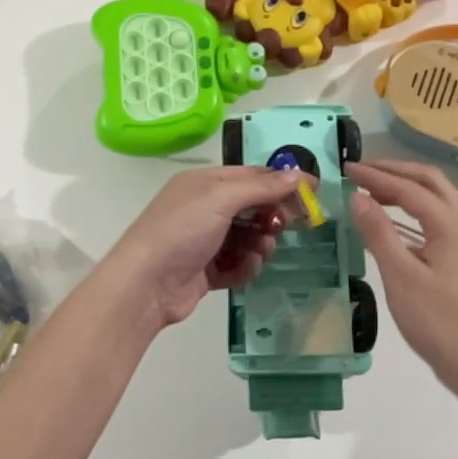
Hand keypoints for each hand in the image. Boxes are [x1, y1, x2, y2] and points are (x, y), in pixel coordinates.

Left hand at [104, 166, 305, 331]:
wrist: (145, 284)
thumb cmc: (181, 230)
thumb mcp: (221, 198)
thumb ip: (261, 186)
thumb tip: (297, 174)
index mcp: (205, 182)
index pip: (253, 175)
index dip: (283, 182)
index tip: (312, 193)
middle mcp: (205, 208)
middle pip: (254, 207)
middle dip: (271, 217)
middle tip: (285, 227)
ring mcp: (206, 241)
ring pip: (250, 238)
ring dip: (260, 244)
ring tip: (258, 251)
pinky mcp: (207, 271)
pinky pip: (238, 264)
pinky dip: (245, 267)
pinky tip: (243, 270)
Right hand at [346, 161, 457, 404]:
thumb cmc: (438, 322)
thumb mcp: (401, 277)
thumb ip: (379, 233)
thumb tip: (358, 197)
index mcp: (451, 225)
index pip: (409, 188)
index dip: (376, 176)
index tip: (347, 169)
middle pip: (430, 183)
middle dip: (396, 172)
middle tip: (362, 173)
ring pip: (438, 200)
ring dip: (406, 189)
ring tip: (372, 193)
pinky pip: (439, 220)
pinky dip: (414, 211)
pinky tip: (393, 226)